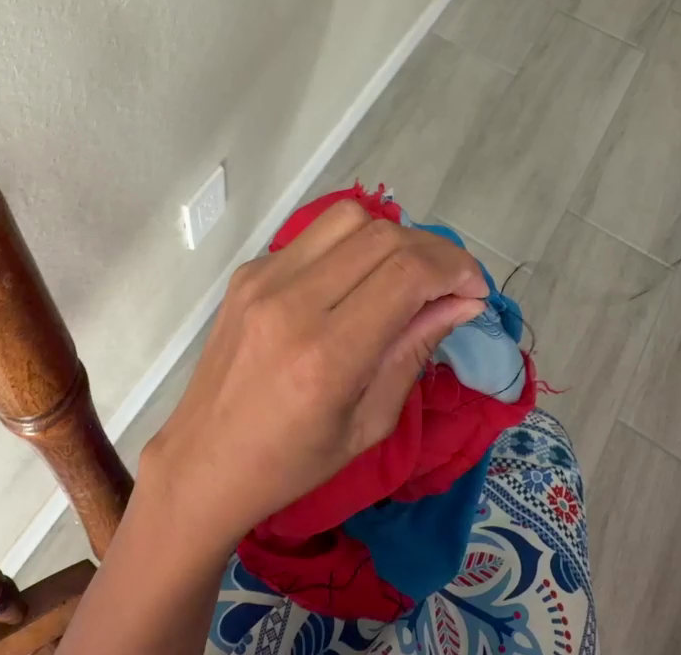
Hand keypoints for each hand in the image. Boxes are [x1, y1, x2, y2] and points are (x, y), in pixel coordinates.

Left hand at [140, 201, 488, 551]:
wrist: (205, 459)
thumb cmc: (293, 462)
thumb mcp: (369, 424)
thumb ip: (415, 350)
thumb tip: (464, 301)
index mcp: (326, 354)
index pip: (406, 273)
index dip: (455, 269)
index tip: (475, 290)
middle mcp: (291, 302)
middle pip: (383, 235)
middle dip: (433, 250)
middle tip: (452, 283)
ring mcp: (263, 279)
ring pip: (348, 217)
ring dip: (392, 237)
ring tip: (407, 275)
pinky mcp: (248, 272)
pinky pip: (314, 236)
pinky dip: (351, 246)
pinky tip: (357, 281)